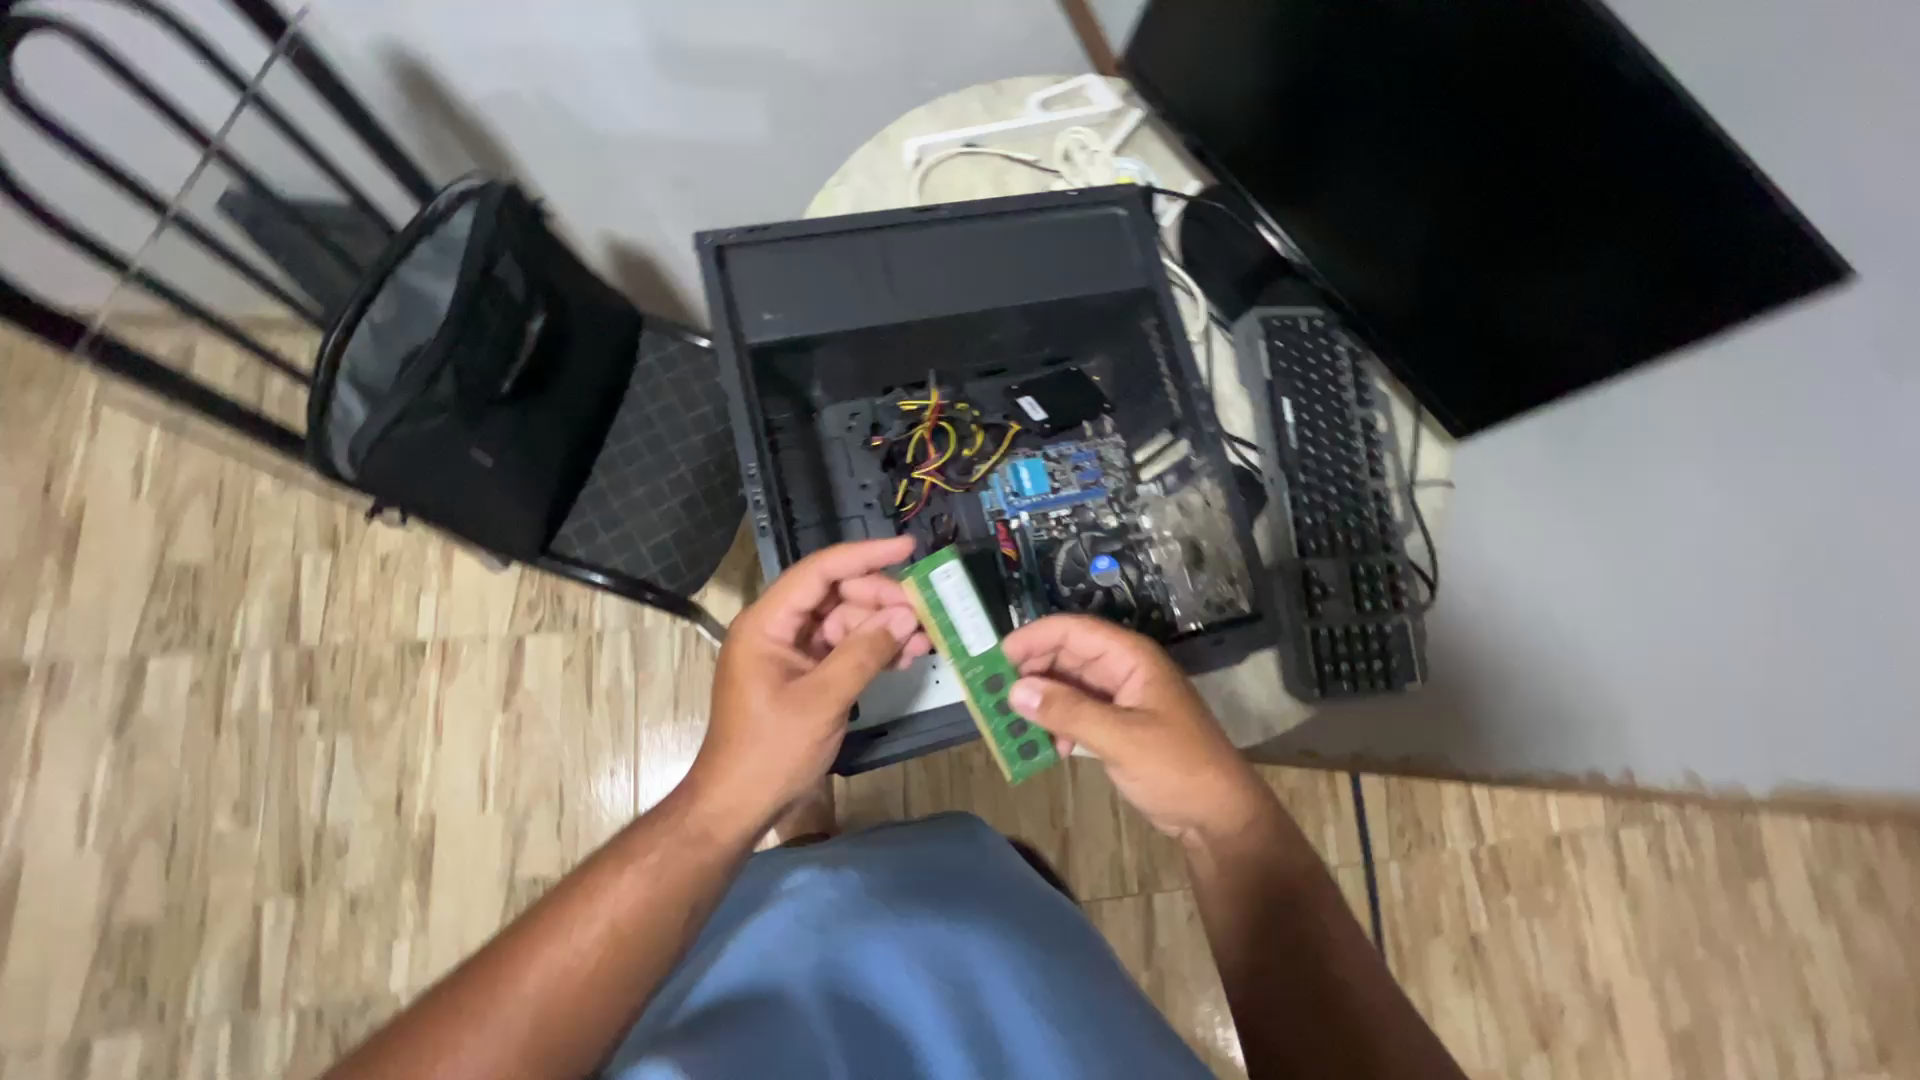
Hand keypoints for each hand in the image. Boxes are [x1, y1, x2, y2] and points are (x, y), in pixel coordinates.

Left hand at [690, 536, 929, 833]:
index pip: (820, 572)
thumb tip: (906, 618)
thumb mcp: (822, 701)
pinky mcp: (805, 675)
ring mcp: (792, 652)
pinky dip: (873, 651)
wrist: (738, 805)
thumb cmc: (770, 752)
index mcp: (767, 623)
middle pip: (837, 595)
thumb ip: (864, 654)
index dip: (865, 555)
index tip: (908, 548)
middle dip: (881, 600)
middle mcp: (778, 628)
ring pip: (846, 622)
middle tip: (923, 614)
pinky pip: (844, 649)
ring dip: (884, 628)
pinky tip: (906, 657)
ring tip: (924, 640)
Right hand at [1002, 615, 1273, 846]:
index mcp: (1131, 658)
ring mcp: (1122, 698)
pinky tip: (1048, 746)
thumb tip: (1015, 691)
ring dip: (1043, 700)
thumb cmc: (1177, 768)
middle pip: (1068, 655)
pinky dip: (1058, 723)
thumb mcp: (1120, 738)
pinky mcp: (1119, 725)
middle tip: (996, 693)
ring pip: (1069, 685)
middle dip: (1033, 671)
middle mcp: (1124, 670)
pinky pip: (1078, 711)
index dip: (1034, 638)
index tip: (996, 659)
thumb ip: (1067, 712)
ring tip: (1015, 721)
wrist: (1219, 817)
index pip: (1074, 631)